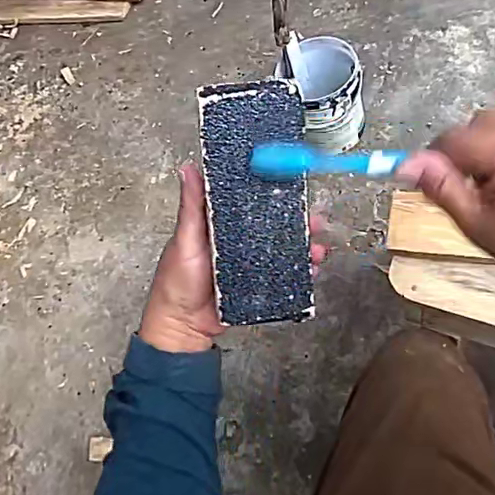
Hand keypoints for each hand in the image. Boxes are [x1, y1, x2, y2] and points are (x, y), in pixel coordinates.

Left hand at [139, 164, 326, 353]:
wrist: (183, 325)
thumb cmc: (176, 282)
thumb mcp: (185, 238)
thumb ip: (191, 206)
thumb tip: (189, 168)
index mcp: (220, 224)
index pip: (251, 203)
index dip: (273, 194)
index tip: (293, 187)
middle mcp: (238, 241)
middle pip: (274, 226)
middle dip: (299, 223)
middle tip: (315, 221)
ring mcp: (250, 263)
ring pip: (283, 250)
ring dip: (304, 247)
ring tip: (318, 249)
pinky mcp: (257, 284)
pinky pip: (283, 275)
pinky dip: (300, 272)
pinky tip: (312, 269)